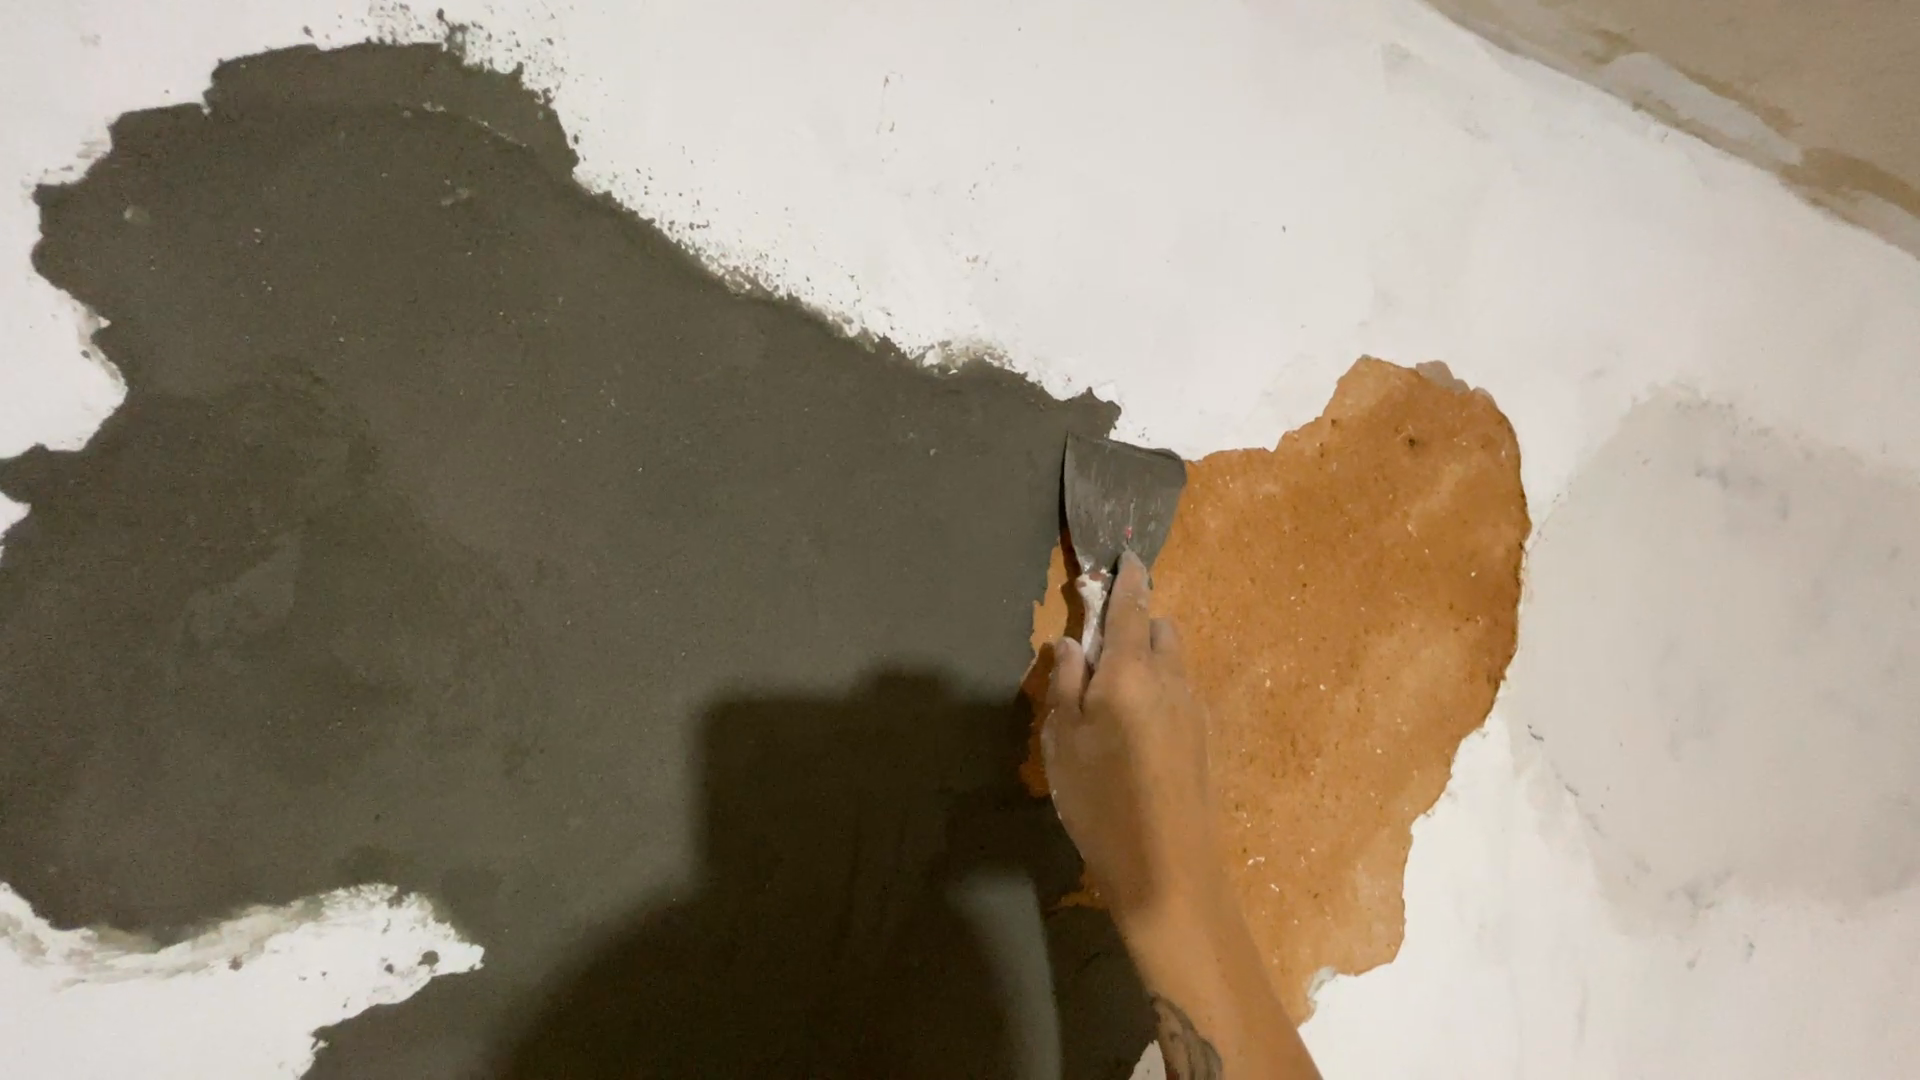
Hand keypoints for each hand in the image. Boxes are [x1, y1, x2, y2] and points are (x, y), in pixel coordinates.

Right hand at [1042, 551, 1221, 926]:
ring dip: (1149, 655)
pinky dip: (1161, 685)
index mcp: (1129, 671)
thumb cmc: (1100, 800)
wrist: (1167, 869)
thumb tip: (1069, 643)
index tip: (1129, 555)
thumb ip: (1065, 683)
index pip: (1131, 608)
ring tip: (1115, 692)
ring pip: (1173, 659)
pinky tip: (1138, 726)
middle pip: (1160, 627)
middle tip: (1100, 647)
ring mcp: (1193, 708)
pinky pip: (1181, 689)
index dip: (1129, 578)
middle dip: (1136, 621)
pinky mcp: (1204, 736)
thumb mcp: (1062, 740)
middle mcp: (1169, 678)